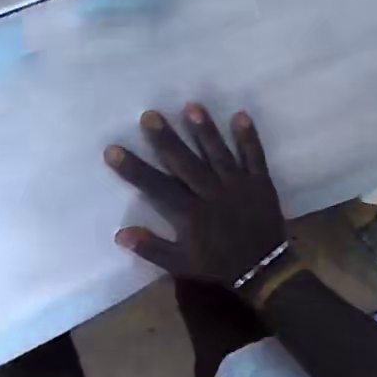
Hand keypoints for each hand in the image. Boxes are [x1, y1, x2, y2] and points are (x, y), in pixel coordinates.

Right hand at [105, 105, 287, 290]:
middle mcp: (212, 193)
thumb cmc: (219, 266)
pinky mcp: (261, 182)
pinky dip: (248, 137)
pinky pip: (255, 156)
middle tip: (150, 115)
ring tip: (191, 107)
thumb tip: (120, 234)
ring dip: (205, 130)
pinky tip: (240, 115)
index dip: (134, 169)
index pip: (157, 186)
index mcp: (191, 213)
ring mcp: (238, 185)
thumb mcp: (181, 265)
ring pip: (218, 154)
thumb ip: (152, 248)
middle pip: (186, 162)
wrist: (263, 270)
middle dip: (167, 139)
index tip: (112, 150)